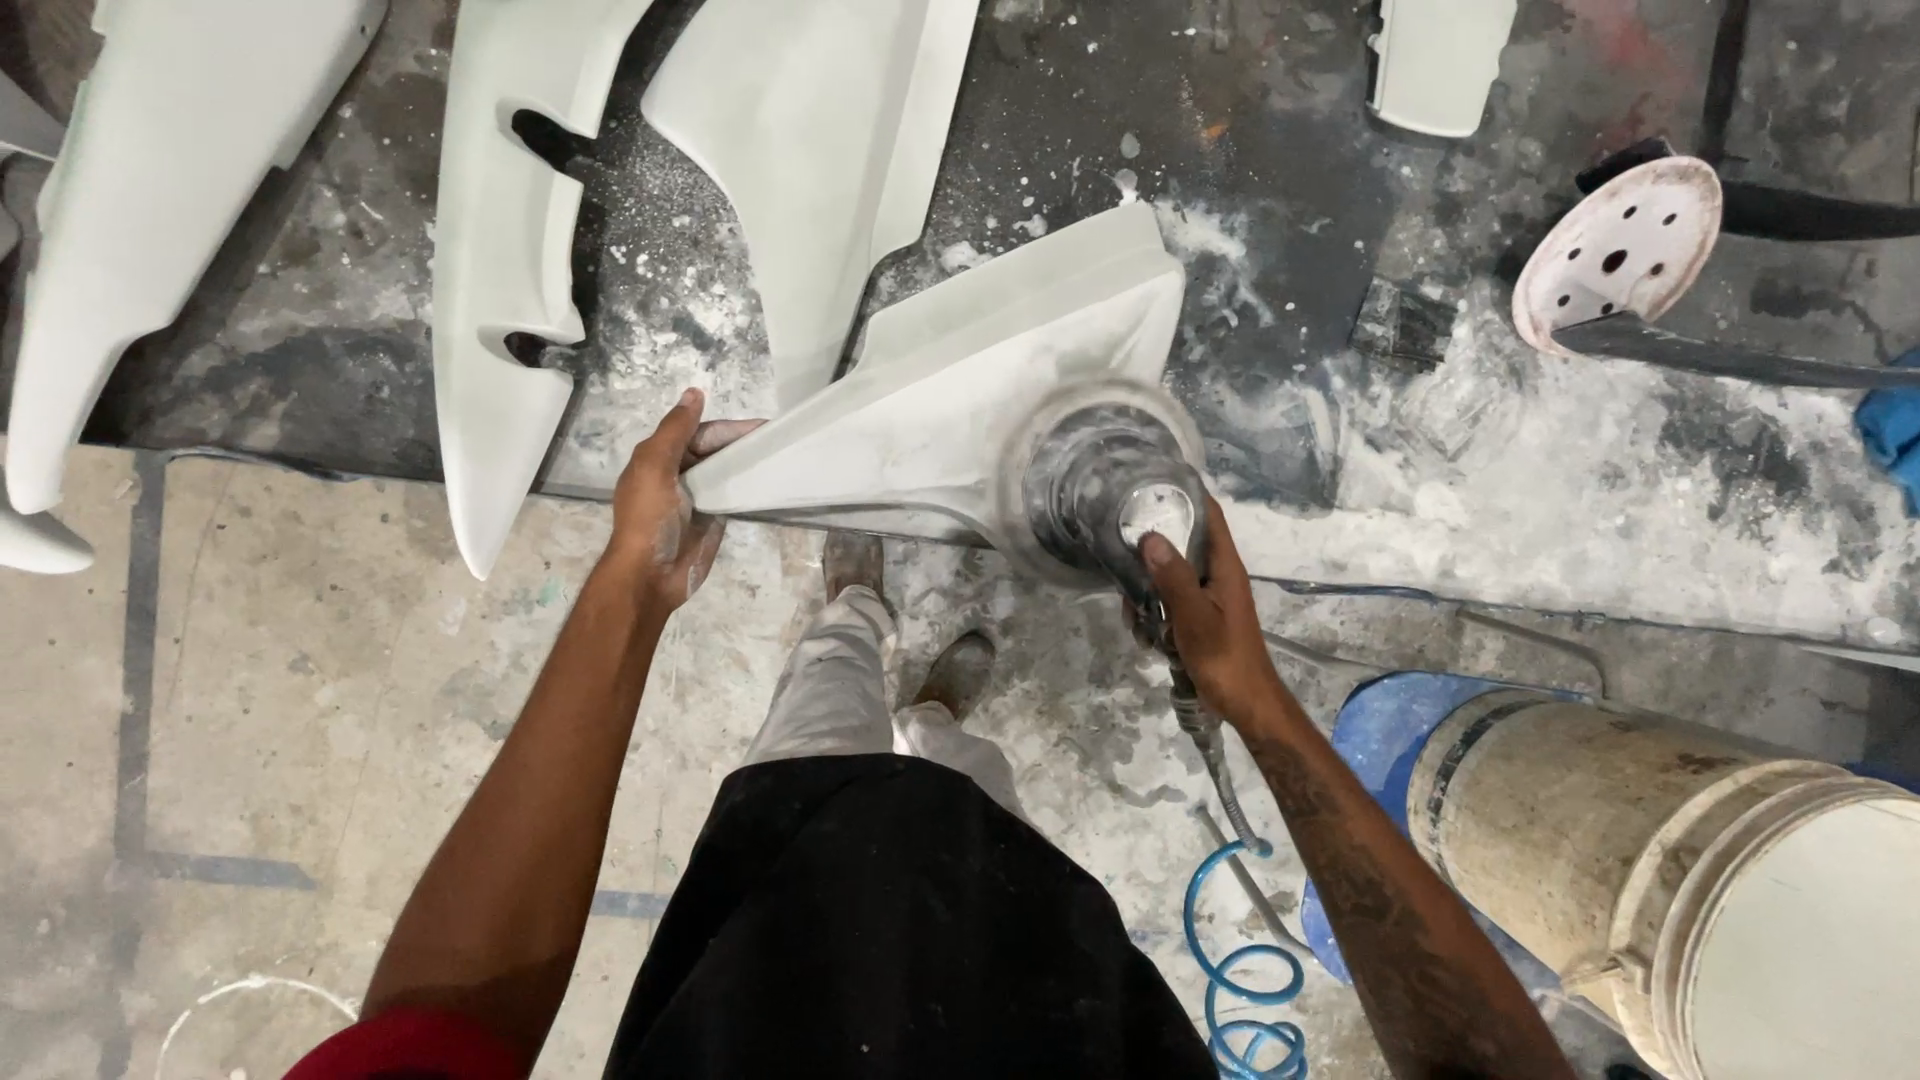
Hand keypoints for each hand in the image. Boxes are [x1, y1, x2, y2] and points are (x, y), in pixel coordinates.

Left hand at [600, 388, 764, 608]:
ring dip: (747, 462)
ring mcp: (696, 497)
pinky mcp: (712, 518)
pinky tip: (768, 480)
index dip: (727, 427)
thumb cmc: (648, 518)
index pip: (697, 433)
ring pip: (725, 471)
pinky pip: (732, 494)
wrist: (651, 574)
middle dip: (741, 442)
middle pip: (714, 450)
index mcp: (658, 458)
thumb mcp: (655, 467)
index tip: (761, 425)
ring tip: (778, 455)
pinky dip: (747, 485)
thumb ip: (675, 430)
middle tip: (777, 439)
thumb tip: (694, 393)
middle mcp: (677, 474)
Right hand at [1139, 496, 1285, 726]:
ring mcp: (1208, 597)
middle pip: (1183, 541)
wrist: (1247, 704)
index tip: (1154, 478)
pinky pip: (1170, 601)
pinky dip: (1154, 611)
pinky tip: (1143, 632)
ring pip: (1171, 574)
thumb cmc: (1225, 659)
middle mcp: (1217, 575)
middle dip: (1153, 544)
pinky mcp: (1198, 617)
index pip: (1209, 514)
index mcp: (1224, 567)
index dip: (1187, 492)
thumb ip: (1172, 577)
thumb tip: (1150, 536)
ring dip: (1148, 587)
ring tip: (1132, 610)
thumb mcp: (1194, 618)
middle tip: (1121, 546)